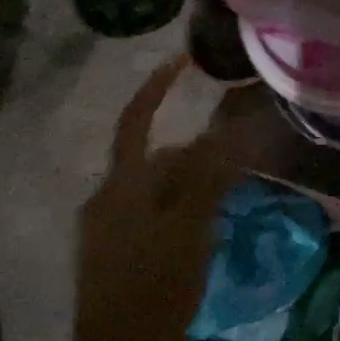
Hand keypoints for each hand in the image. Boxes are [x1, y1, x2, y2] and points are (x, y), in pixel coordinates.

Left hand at [74, 59, 297, 340]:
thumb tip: (232, 126)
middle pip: (154, 157)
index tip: (184, 58)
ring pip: (154, 187)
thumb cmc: (155, 282)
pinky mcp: (112, 255)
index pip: (135, 119)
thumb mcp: (191, 224)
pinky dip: (178, 206)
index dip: (157, 85)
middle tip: (236, 152)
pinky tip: (204, 222)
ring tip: (228, 189)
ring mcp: (104, 230)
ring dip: (190, 181)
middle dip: (194, 151)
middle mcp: (104, 199)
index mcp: (118, 185)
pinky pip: (149, 212)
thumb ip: (210, 172)